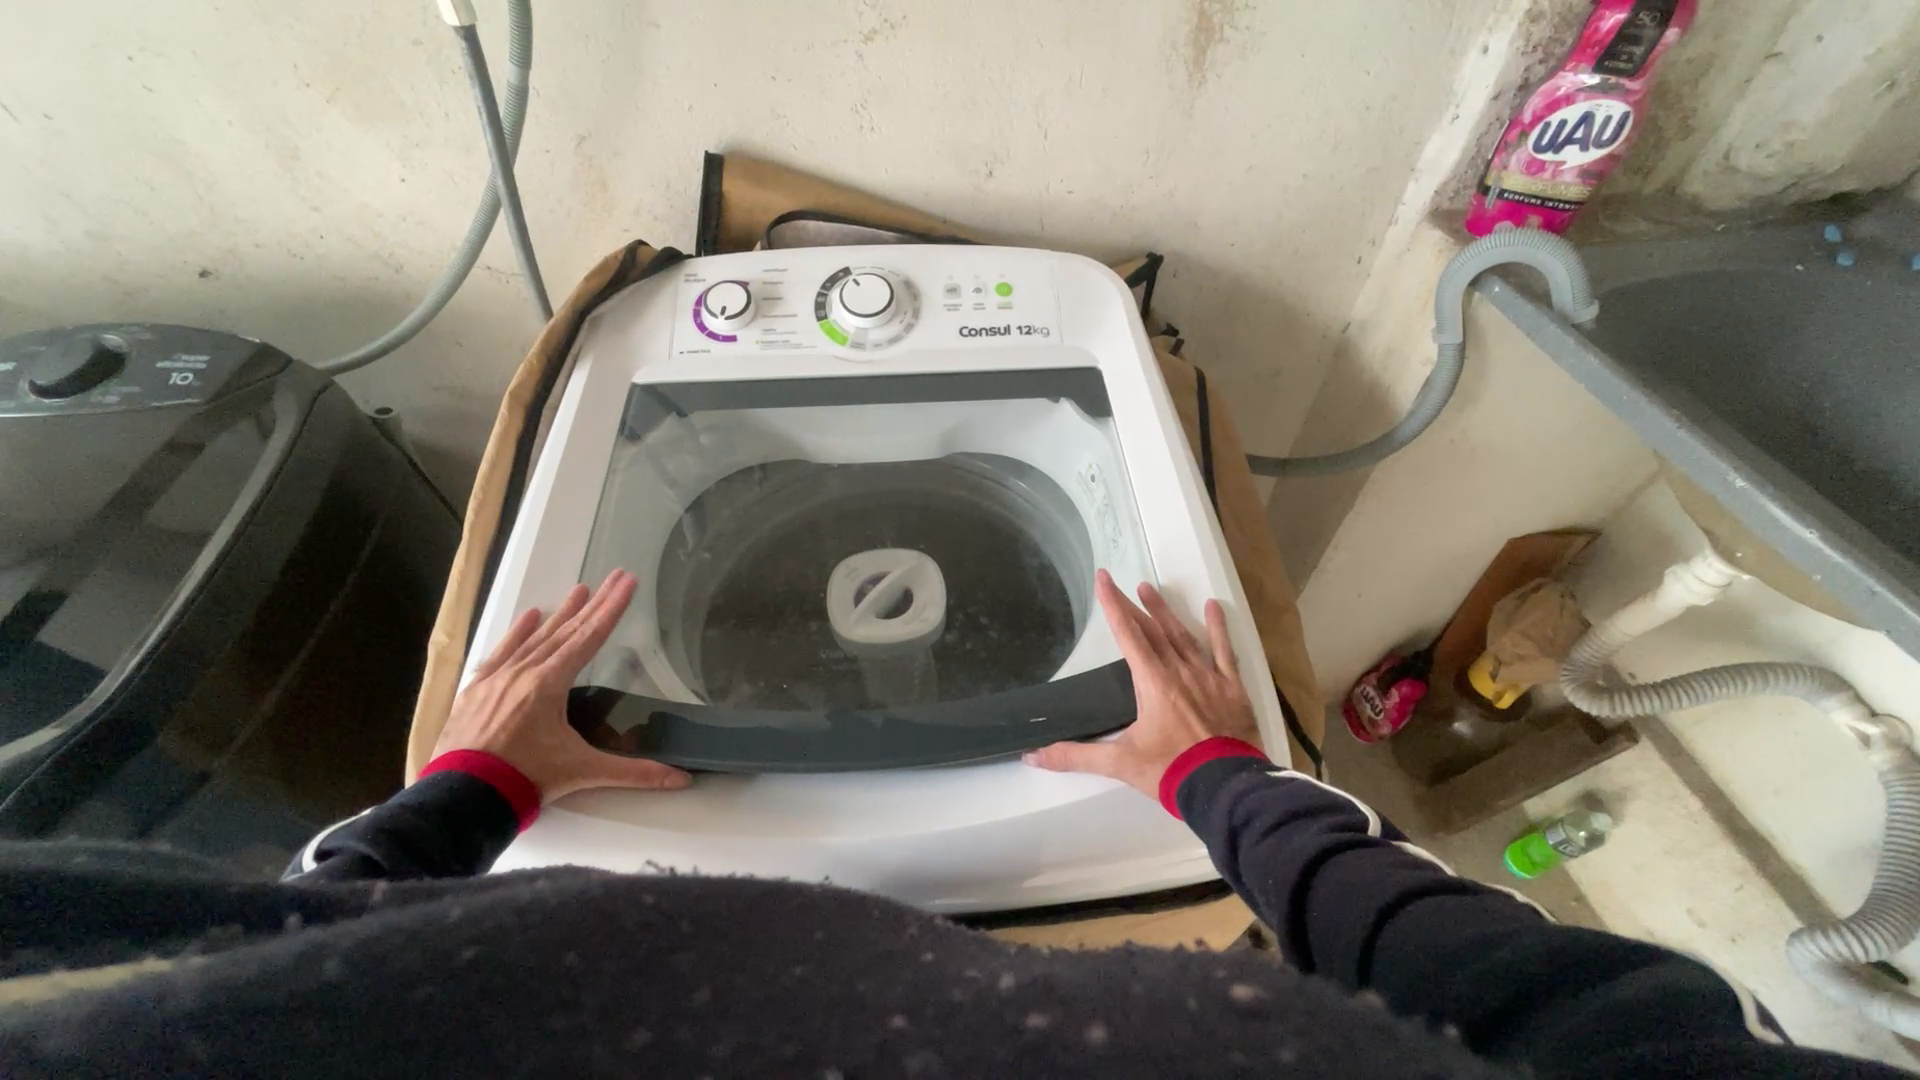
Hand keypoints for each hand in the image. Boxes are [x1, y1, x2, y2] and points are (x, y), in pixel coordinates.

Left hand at [430, 569, 691, 799]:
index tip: (628, 582)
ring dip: (561, 612)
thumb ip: (634, 773)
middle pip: (567, 629)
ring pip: (535, 637)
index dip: (613, 608)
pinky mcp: (476, 691)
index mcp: (550, 684)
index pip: (591, 637)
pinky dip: (517, 633)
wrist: (461, 799)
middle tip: (615, 575)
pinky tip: (529, 616)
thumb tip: (682, 779)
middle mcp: (525, 672)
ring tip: (579, 588)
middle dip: (595, 602)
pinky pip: (502, 653)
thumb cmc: (526, 780)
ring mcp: (497, 679)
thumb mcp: (583, 772)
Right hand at [1024, 569, 1258, 796]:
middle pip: (1151, 630)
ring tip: (1150, 589)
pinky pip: (1224, 651)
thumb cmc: (1170, 770)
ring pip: (1183, 635)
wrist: (1224, 786)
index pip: (1126, 635)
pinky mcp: (1231, 687)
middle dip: (1132, 606)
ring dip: (1165, 612)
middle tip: (1120, 584)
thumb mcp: (1119, 763)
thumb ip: (1076, 756)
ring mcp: (1207, 676)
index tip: (1103, 579)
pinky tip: (1212, 607)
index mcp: (1152, 682)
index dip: (1112, 605)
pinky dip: (1218, 628)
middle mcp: (1178, 670)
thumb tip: (1032, 756)